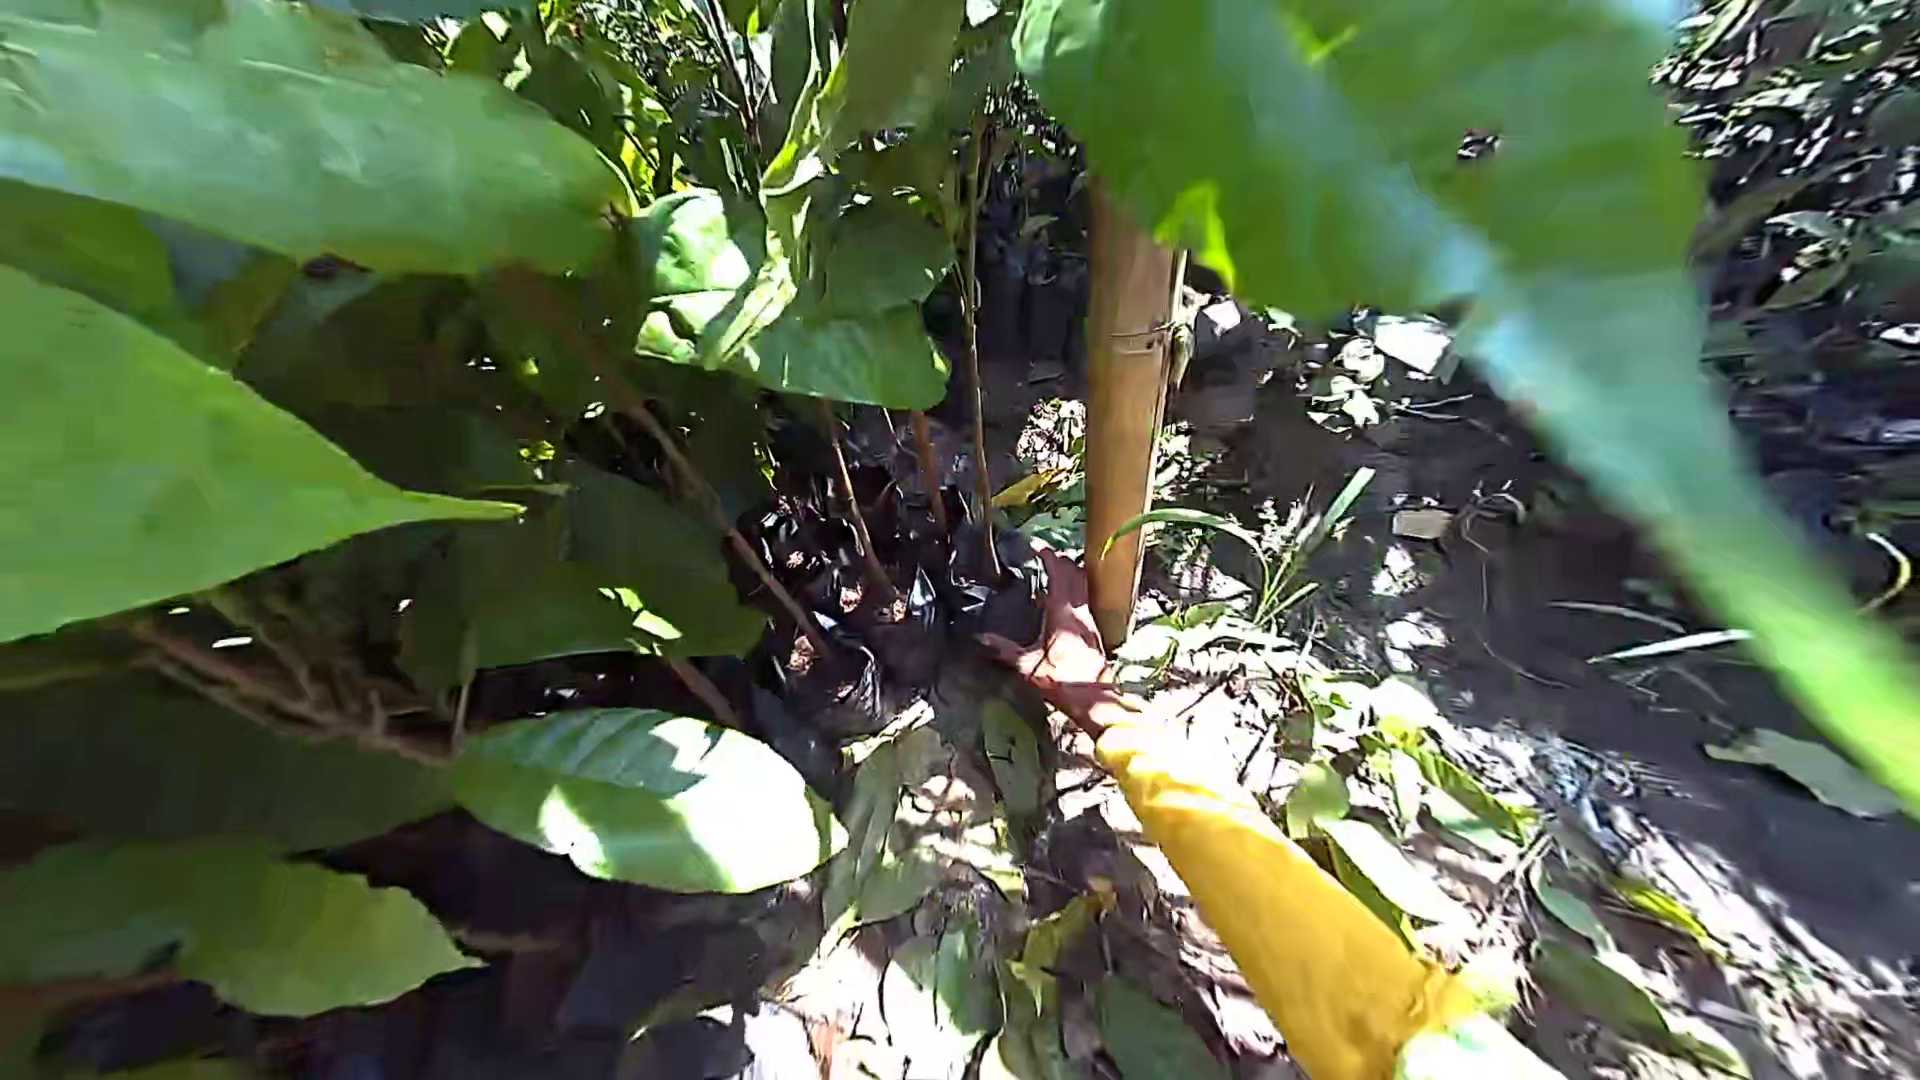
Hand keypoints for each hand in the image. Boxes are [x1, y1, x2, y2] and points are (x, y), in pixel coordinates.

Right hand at [978, 547, 1123, 734]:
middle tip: (1044, 555)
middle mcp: (1079, 609)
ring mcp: (1089, 618)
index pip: (1059, 572)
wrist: (1094, 698)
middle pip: (1075, 573)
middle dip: (1061, 560)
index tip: (1037, 546)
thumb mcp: (1027, 665)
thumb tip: (979, 638)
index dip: (1049, 556)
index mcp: (1063, 611)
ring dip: (1070, 574)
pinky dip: (1073, 590)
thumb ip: (1003, 649)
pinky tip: (1059, 601)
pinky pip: (1083, 599)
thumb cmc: (1062, 679)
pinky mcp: (1093, 629)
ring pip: (1083, 585)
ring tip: (1053, 571)